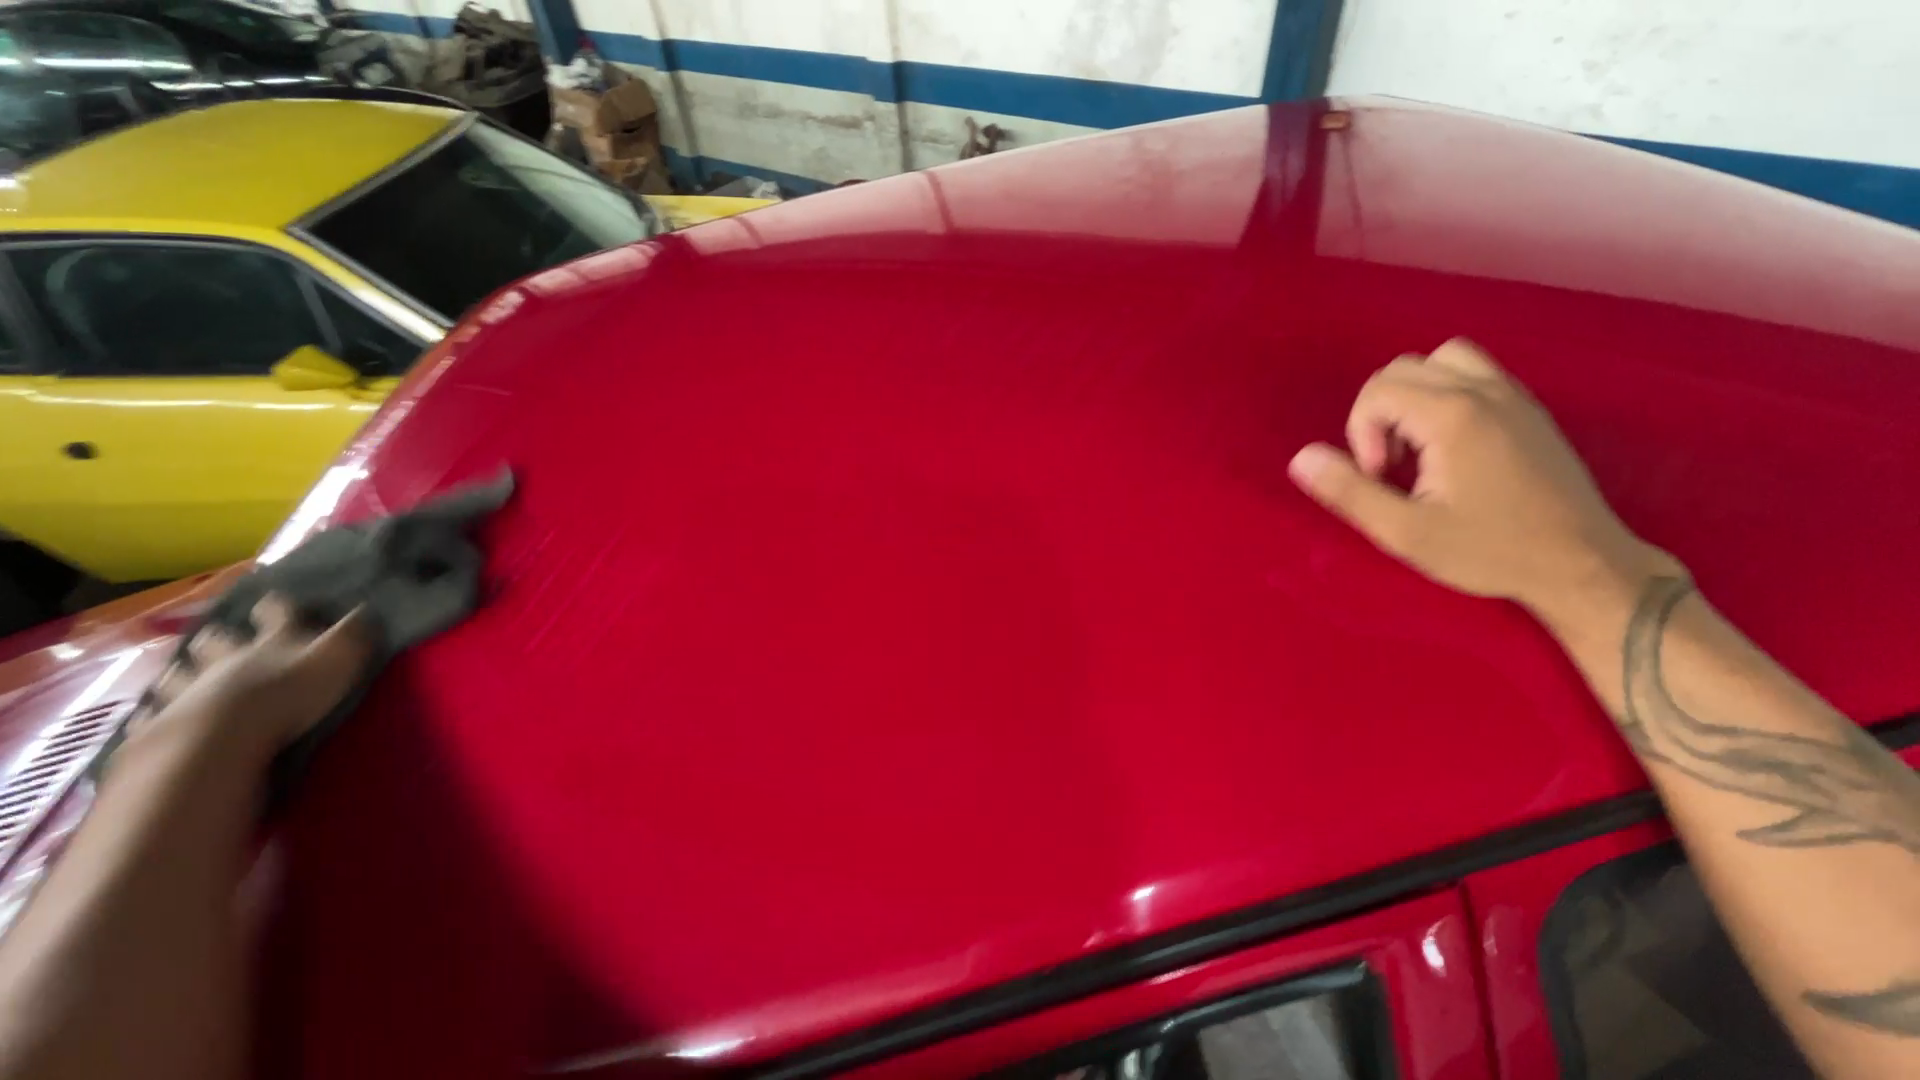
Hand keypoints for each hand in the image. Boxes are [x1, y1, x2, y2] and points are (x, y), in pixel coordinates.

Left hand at [136, 594, 374, 752]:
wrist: (225, 734)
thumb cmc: (292, 691)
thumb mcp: (340, 656)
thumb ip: (354, 632)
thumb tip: (368, 607)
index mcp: (274, 641)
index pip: (277, 613)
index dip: (276, 606)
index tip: (272, 600)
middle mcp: (230, 657)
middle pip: (219, 640)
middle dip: (219, 638)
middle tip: (218, 639)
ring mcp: (192, 689)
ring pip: (181, 674)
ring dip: (183, 672)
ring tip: (180, 676)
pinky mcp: (166, 723)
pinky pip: (156, 715)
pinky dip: (157, 713)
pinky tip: (155, 717)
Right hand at [1287, 339, 1682, 625]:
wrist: (1581, 564)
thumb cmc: (1490, 552)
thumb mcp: (1406, 533)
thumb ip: (1349, 492)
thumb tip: (1302, 458)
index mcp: (1452, 416)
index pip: (1378, 390)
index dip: (1361, 434)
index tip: (1381, 479)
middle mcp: (1484, 391)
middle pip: (1403, 368)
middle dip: (1380, 414)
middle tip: (1392, 467)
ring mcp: (1513, 396)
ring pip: (1443, 360)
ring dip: (1414, 395)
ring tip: (1418, 446)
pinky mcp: (1530, 410)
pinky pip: (1476, 374)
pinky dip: (1447, 395)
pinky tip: (1451, 446)